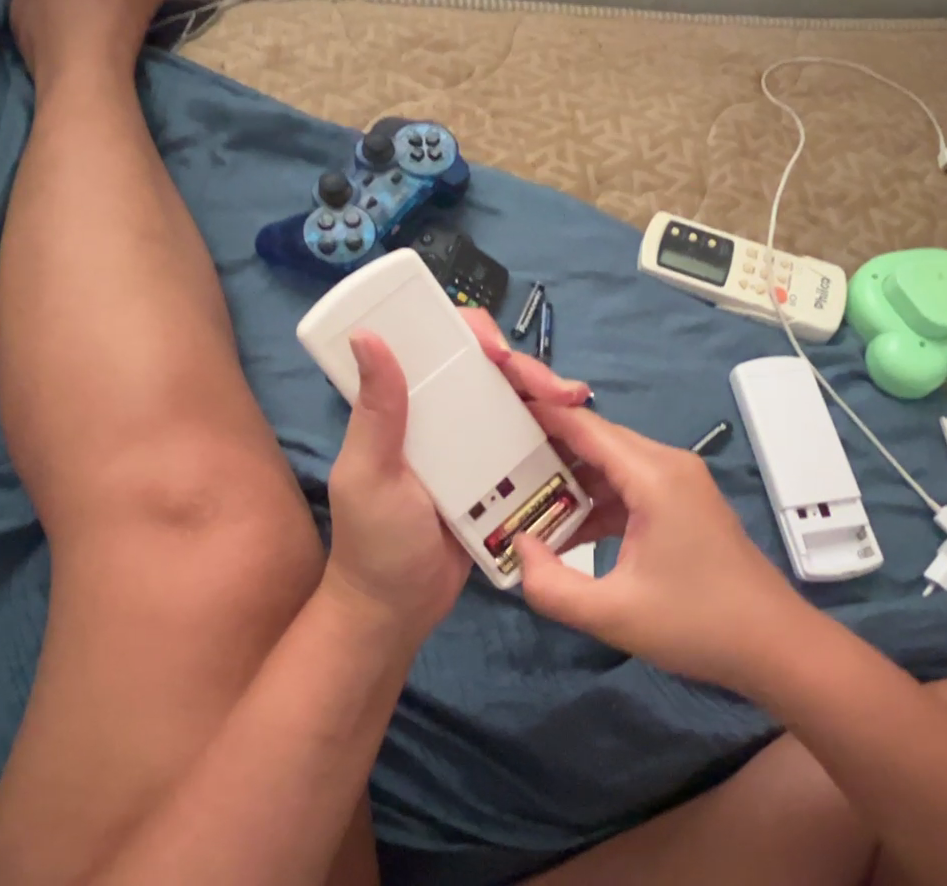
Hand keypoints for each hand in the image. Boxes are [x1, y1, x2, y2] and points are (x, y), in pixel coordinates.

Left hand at [323, 309, 590, 638]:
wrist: (399, 611)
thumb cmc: (376, 541)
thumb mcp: (370, 474)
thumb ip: (375, 411)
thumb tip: (366, 336)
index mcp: (404, 407)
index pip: (441, 348)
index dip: (474, 335)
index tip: (501, 352)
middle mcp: (440, 417)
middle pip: (490, 372)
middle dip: (529, 369)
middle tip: (562, 390)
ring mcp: (471, 448)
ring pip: (514, 405)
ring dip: (548, 397)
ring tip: (579, 404)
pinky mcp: (496, 479)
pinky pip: (527, 446)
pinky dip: (552, 437)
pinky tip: (580, 438)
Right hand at [511, 405, 815, 691]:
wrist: (775, 646)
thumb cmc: (697, 625)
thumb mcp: (612, 613)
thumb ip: (550, 585)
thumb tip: (519, 547)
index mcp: (653, 475)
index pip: (584, 426)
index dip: (539, 414)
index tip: (495, 412)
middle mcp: (667, 465)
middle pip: (596, 440)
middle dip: (547, 450)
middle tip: (496, 463)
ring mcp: (679, 484)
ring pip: (611, 465)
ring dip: (570, 481)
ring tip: (521, 498)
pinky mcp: (683, 504)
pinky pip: (629, 488)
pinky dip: (596, 502)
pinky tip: (566, 531)